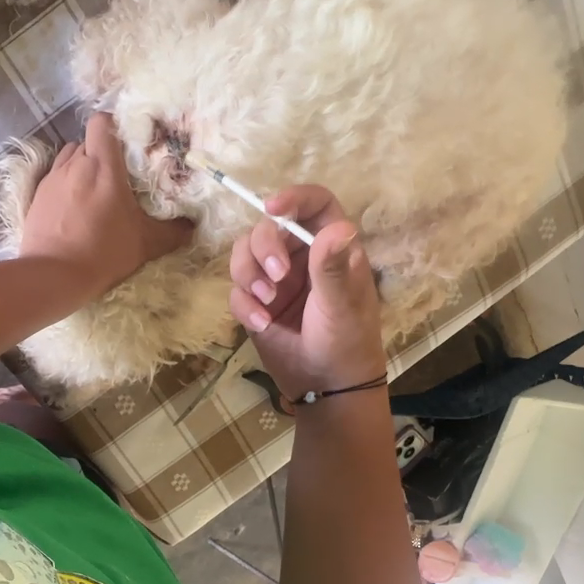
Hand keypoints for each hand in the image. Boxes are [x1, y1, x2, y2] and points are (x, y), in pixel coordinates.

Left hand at [19, 113, 192, 294]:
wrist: (52, 277)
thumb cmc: (102, 254)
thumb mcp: (146, 245)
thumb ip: (173, 232)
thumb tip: (193, 225)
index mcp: (103, 166)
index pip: (103, 122)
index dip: (114, 128)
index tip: (128, 148)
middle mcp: (75, 164)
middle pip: (88, 141)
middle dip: (102, 154)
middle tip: (116, 178)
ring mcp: (52, 179)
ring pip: (69, 158)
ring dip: (81, 168)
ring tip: (93, 193)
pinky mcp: (37, 197)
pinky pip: (54, 179)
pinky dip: (65, 187)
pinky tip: (73, 210)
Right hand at [228, 186, 386, 403]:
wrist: (325, 385)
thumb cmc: (347, 341)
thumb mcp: (342, 305)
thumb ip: (333, 268)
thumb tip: (337, 229)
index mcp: (330, 247)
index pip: (314, 205)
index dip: (293, 198)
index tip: (272, 207)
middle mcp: (300, 256)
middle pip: (268, 228)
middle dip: (263, 249)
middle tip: (275, 279)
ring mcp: (275, 279)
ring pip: (243, 255)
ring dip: (247, 275)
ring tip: (266, 303)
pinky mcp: (255, 303)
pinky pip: (236, 291)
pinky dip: (243, 305)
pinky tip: (261, 325)